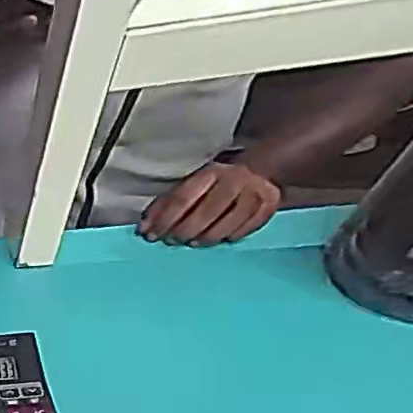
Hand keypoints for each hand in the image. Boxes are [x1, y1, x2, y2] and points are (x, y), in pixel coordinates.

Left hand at [140, 161, 280, 246]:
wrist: (256, 169)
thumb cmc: (211, 185)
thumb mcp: (187, 186)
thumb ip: (164, 205)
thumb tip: (142, 228)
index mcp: (210, 172)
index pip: (183, 198)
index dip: (164, 220)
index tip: (151, 235)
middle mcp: (235, 180)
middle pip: (205, 213)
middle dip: (183, 231)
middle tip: (173, 240)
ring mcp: (255, 192)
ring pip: (228, 223)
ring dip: (206, 238)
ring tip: (193, 242)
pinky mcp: (270, 204)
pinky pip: (249, 227)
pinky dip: (232, 236)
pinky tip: (221, 239)